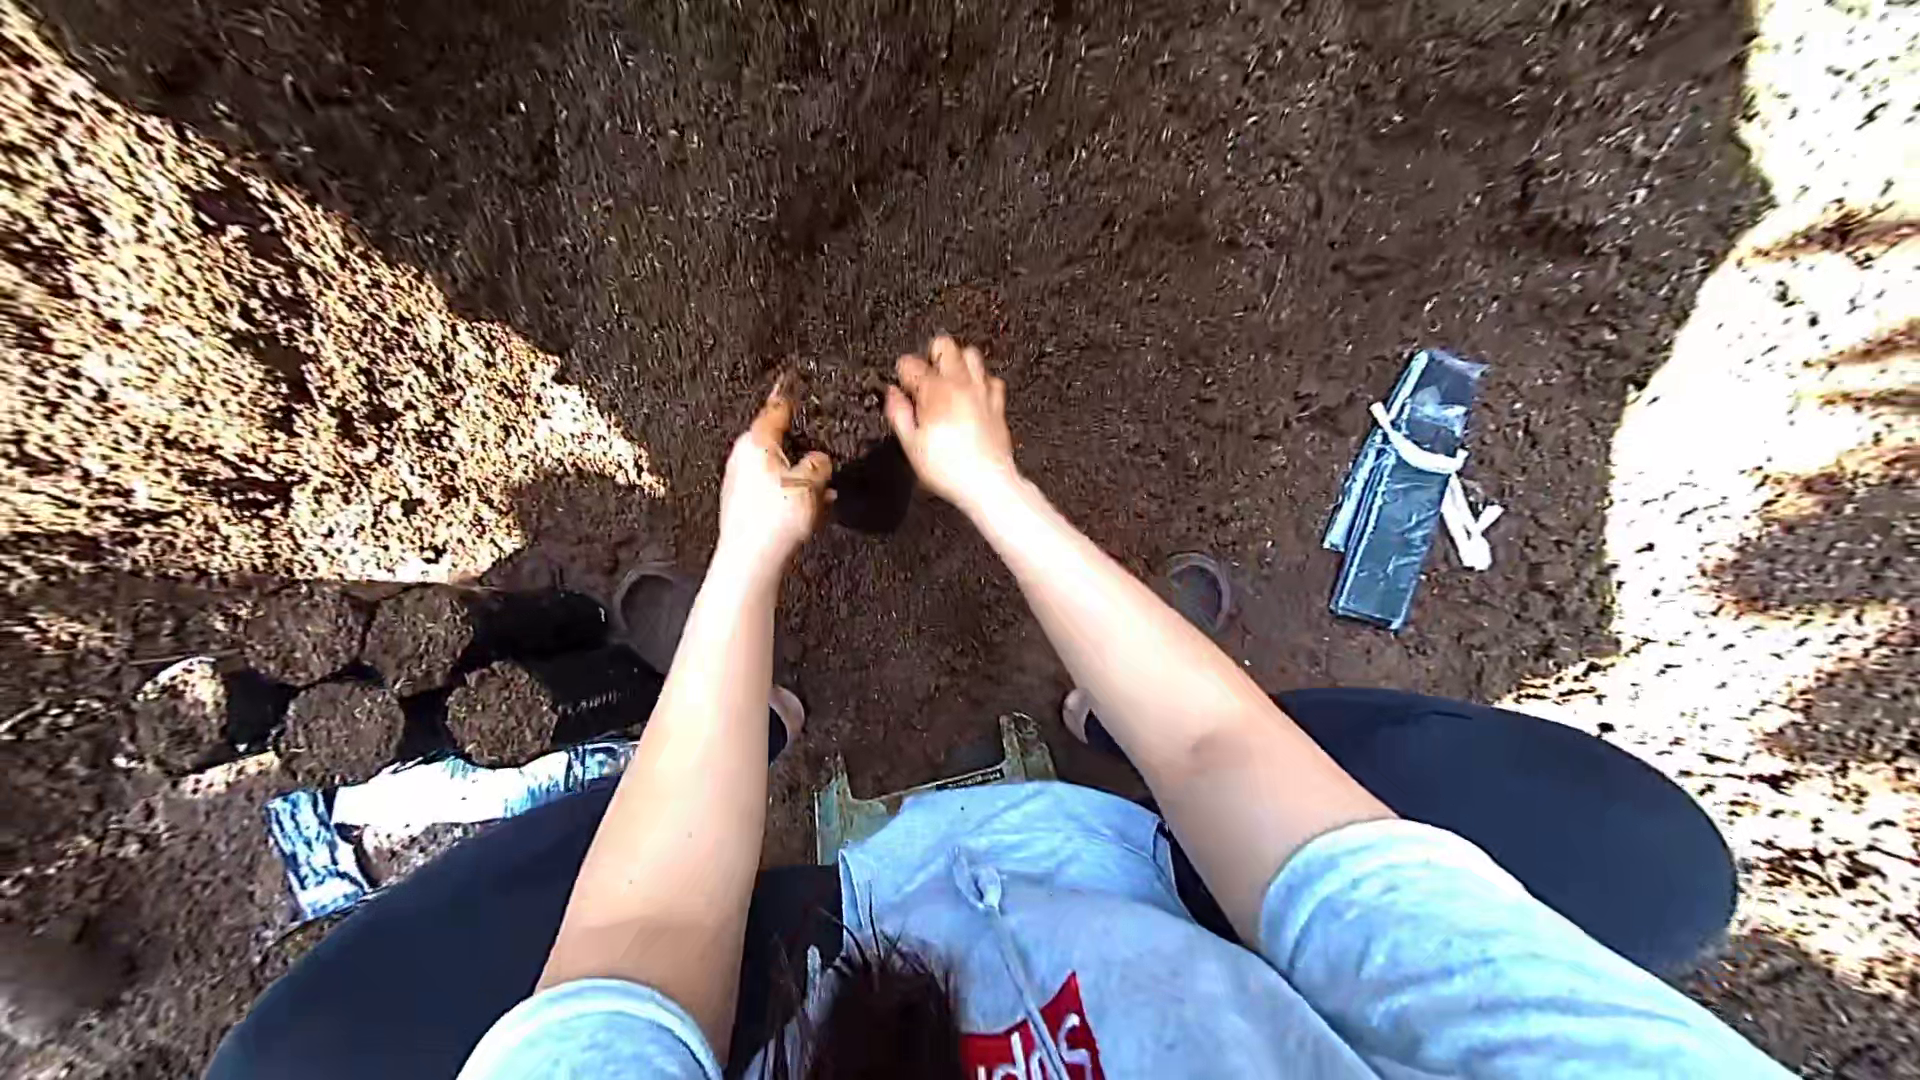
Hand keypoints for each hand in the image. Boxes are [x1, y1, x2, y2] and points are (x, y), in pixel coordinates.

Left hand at [715, 381, 831, 578]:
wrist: (751, 560)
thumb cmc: (773, 520)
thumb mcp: (811, 482)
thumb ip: (820, 463)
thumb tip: (821, 460)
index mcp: (755, 443)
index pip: (776, 408)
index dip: (790, 394)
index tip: (794, 381)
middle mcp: (744, 457)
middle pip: (780, 441)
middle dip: (803, 449)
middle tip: (824, 457)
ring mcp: (742, 481)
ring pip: (780, 468)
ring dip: (801, 476)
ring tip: (823, 492)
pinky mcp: (745, 504)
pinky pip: (775, 490)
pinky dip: (793, 495)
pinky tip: (810, 510)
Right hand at [884, 336, 1016, 509]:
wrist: (987, 483)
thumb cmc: (949, 470)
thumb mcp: (911, 445)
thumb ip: (899, 414)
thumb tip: (892, 394)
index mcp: (935, 392)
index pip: (912, 363)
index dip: (903, 373)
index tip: (901, 385)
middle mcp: (961, 385)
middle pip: (945, 345)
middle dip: (931, 355)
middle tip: (925, 375)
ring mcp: (982, 392)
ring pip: (971, 355)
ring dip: (958, 362)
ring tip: (948, 380)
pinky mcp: (997, 404)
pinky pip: (991, 379)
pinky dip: (980, 381)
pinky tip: (972, 395)